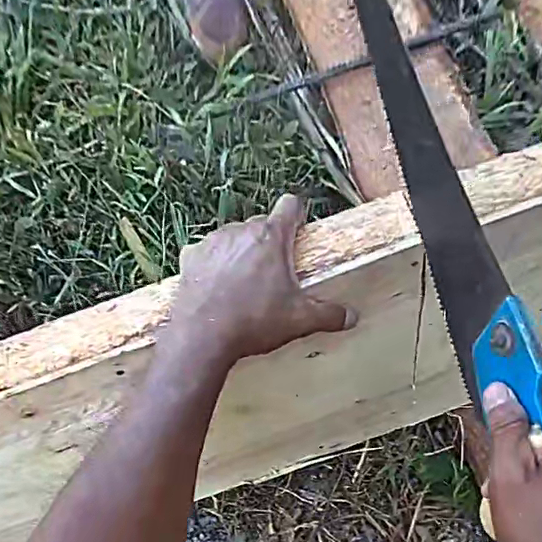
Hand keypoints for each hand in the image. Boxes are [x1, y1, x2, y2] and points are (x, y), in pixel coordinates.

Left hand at [162, 194, 355, 369]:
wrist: (202, 336)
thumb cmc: (253, 322)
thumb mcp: (299, 321)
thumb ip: (328, 315)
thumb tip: (351, 317)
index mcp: (271, 237)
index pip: (291, 206)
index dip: (298, 215)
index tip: (300, 229)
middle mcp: (240, 230)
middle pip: (261, 225)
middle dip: (269, 244)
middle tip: (274, 275)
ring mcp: (212, 242)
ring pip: (233, 239)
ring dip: (241, 254)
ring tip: (244, 287)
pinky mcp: (190, 258)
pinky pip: (207, 254)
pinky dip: (214, 266)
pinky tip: (218, 289)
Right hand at [483, 358, 541, 541]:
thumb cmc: (539, 537)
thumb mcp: (510, 479)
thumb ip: (506, 429)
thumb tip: (499, 389)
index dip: (531, 359)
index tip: (502, 348)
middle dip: (529, 391)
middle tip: (493, 396)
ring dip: (535, 418)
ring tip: (502, 432)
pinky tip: (521, 461)